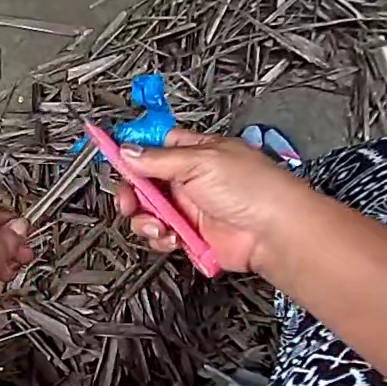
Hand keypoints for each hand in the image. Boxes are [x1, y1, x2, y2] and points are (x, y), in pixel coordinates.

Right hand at [113, 130, 318, 274]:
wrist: (273, 232)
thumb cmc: (254, 189)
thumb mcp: (201, 162)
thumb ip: (159, 159)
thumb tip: (128, 151)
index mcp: (195, 153)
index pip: (154, 147)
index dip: (133, 152)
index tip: (113, 156)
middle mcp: (191, 180)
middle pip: (145, 184)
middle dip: (132, 193)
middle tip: (130, 200)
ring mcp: (191, 209)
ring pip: (150, 213)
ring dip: (146, 220)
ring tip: (158, 224)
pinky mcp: (193, 236)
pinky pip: (163, 237)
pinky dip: (161, 239)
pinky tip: (171, 237)